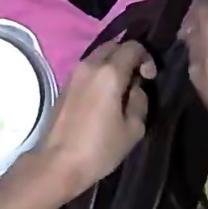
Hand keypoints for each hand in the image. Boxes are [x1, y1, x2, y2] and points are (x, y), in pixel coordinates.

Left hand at [26, 40, 155, 200]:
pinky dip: (99, 73)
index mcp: (108, 73)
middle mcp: (89, 65)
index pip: (132, 46)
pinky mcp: (64, 85)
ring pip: (98, 56)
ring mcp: (73, 74)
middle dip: (128, 57)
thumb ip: (140, 100)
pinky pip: (87, 69)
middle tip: (137, 80)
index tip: (149, 78)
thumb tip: (135, 87)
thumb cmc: (99, 148)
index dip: (146, 57)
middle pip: (113, 46)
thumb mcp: (133, 128)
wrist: (58, 162)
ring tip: (120, 90)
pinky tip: (103, 96)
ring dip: (112, 65)